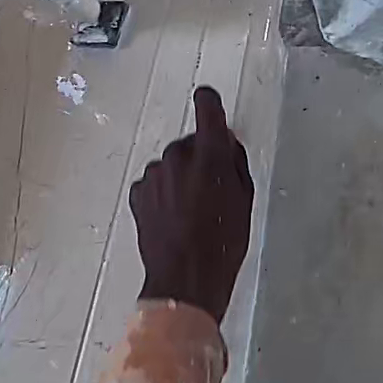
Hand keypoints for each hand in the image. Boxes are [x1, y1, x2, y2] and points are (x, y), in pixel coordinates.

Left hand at [130, 86, 253, 321]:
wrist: (186, 279)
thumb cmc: (223, 243)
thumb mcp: (244, 199)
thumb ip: (234, 162)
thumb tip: (225, 141)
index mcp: (210, 154)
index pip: (207, 105)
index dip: (210, 104)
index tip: (210, 106)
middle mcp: (178, 155)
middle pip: (190, 143)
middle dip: (199, 158)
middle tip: (211, 192)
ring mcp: (154, 174)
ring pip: (171, 165)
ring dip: (180, 178)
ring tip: (192, 212)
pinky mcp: (138, 192)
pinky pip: (155, 183)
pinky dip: (163, 193)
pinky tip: (174, 218)